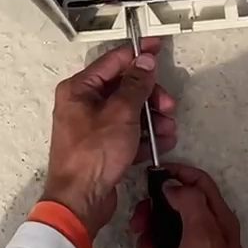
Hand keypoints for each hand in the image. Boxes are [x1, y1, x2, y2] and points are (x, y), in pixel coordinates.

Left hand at [40, 39, 177, 234]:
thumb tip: (145, 61)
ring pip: (129, 112)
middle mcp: (82, 105)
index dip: (137, 54)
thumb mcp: (120, 114)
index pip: (112, 61)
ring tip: (168, 129)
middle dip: (150, 95)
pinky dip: (145, 136)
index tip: (158, 47)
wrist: (81, 201)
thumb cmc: (92, 156)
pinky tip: (162, 143)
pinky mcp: (103, 148)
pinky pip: (128, 134)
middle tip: (167, 105)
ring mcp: (93, 127)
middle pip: (124, 88)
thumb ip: (135, 85)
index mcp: (79, 90)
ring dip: (152, 118)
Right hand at [129, 163, 247, 247]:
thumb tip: (172, 184)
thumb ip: (189, 203)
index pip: (198, 182)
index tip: (149, 176)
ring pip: (163, 235)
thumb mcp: (201, 236)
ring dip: (150, 246)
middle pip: (174, 208)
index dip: (176, 173)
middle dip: (152, 215)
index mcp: (219, 219)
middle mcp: (208, 233)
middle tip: (139, 227)